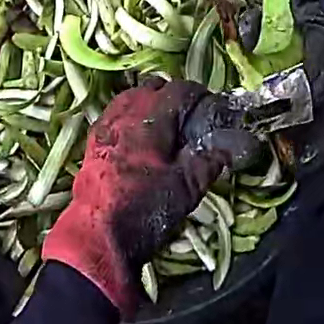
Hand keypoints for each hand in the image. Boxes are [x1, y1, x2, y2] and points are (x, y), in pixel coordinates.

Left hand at [42, 78, 228, 313]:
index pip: (180, 89)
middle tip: (189, 117)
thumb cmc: (145, 207)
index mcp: (151, 116)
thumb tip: (229, 146)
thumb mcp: (188, 187)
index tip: (211, 107)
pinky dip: (132, 118)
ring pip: (132, 97)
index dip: (199, 95)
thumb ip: (210, 160)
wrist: (98, 236)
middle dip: (173, 96)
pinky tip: (141, 140)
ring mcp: (106, 124)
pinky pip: (116, 114)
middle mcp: (125, 112)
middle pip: (154, 87)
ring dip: (150, 104)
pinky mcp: (93, 140)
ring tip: (166, 128)